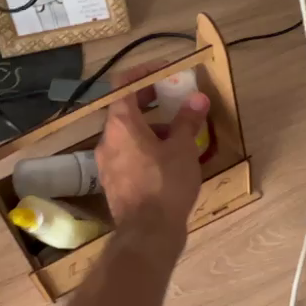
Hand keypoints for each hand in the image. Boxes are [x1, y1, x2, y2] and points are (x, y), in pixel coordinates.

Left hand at [95, 64, 208, 250]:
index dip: (143, 73)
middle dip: (150, 101)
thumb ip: (187, 121)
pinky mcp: (114, 183)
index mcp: (121, 125)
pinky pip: (128, 155)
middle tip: (174, 99)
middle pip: (124, 109)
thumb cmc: (165, 184)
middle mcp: (107, 140)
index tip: (164, 72)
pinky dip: (145, 148)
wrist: (147, 234)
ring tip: (178, 134)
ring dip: (150, 127)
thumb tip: (197, 99)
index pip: (123, 84)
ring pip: (127, 134)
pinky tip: (168, 161)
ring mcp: (107, 164)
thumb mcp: (182, 149)